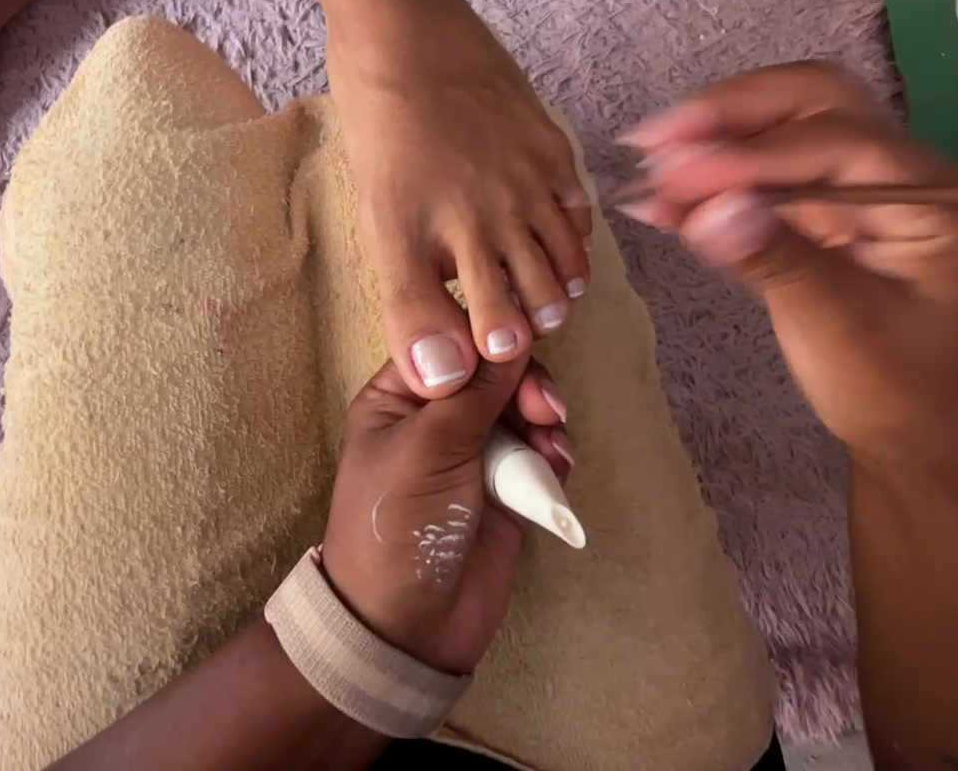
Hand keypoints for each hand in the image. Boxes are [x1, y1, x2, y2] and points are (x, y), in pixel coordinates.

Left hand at [320, 356, 572, 676]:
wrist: (408, 628)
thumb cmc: (401, 523)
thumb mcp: (430, 446)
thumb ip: (476, 391)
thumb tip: (512, 330)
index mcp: (400, 395)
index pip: (454, 344)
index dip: (492, 341)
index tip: (527, 348)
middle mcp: (437, 417)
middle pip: (495, 374)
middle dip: (524, 387)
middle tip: (544, 412)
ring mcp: (473, 453)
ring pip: (522, 411)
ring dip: (543, 420)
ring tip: (551, 443)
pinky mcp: (505, 488)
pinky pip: (539, 453)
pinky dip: (553, 453)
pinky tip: (557, 464)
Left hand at [325, 0, 593, 400]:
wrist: (401, 28)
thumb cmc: (377, 126)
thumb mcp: (376, 218)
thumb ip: (410, 299)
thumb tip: (443, 377)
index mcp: (440, 244)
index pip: (488, 332)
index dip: (492, 356)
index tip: (489, 358)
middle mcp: (492, 219)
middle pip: (535, 302)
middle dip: (531, 328)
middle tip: (527, 337)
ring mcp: (528, 180)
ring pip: (561, 262)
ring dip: (556, 291)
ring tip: (550, 305)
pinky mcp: (549, 145)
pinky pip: (577, 210)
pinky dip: (573, 238)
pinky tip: (563, 244)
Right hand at [617, 63, 957, 474]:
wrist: (929, 450)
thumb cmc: (906, 397)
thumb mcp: (842, 331)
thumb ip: (776, 260)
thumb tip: (705, 208)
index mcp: (933, 199)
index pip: (836, 143)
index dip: (750, 154)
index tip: (674, 173)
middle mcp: (900, 179)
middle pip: (816, 105)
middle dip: (733, 112)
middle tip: (658, 137)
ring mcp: (860, 197)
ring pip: (785, 134)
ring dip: (716, 140)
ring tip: (647, 158)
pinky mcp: (824, 221)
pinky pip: (765, 184)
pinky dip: (715, 185)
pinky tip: (662, 197)